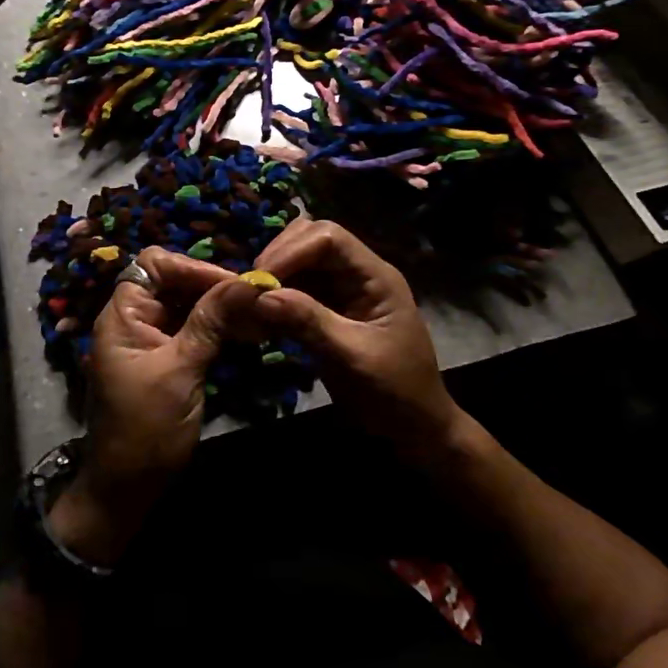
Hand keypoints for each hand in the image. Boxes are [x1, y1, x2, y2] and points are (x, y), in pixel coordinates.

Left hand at [51, 248, 251, 563]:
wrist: (126, 489)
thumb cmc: (146, 430)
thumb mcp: (180, 371)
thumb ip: (211, 322)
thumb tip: (248, 281)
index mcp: (123, 315)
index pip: (155, 264)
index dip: (194, 268)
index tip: (234, 286)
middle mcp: (134, 320)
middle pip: (174, 281)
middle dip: (215, 287)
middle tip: (256, 302)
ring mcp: (149, 340)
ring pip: (187, 306)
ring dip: (221, 308)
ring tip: (259, 318)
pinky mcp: (166, 359)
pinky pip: (193, 330)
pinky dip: (218, 329)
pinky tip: (247, 334)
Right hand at [250, 219, 461, 450]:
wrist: (415, 429)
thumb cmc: (395, 393)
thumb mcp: (352, 359)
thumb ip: (310, 323)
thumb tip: (261, 296)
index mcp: (376, 277)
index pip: (329, 239)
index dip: (291, 251)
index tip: (261, 279)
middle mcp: (358, 275)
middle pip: (312, 239)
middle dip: (279, 257)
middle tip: (252, 288)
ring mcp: (342, 291)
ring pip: (300, 262)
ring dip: (274, 276)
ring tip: (252, 301)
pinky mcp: (328, 310)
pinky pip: (296, 289)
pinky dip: (275, 297)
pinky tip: (259, 315)